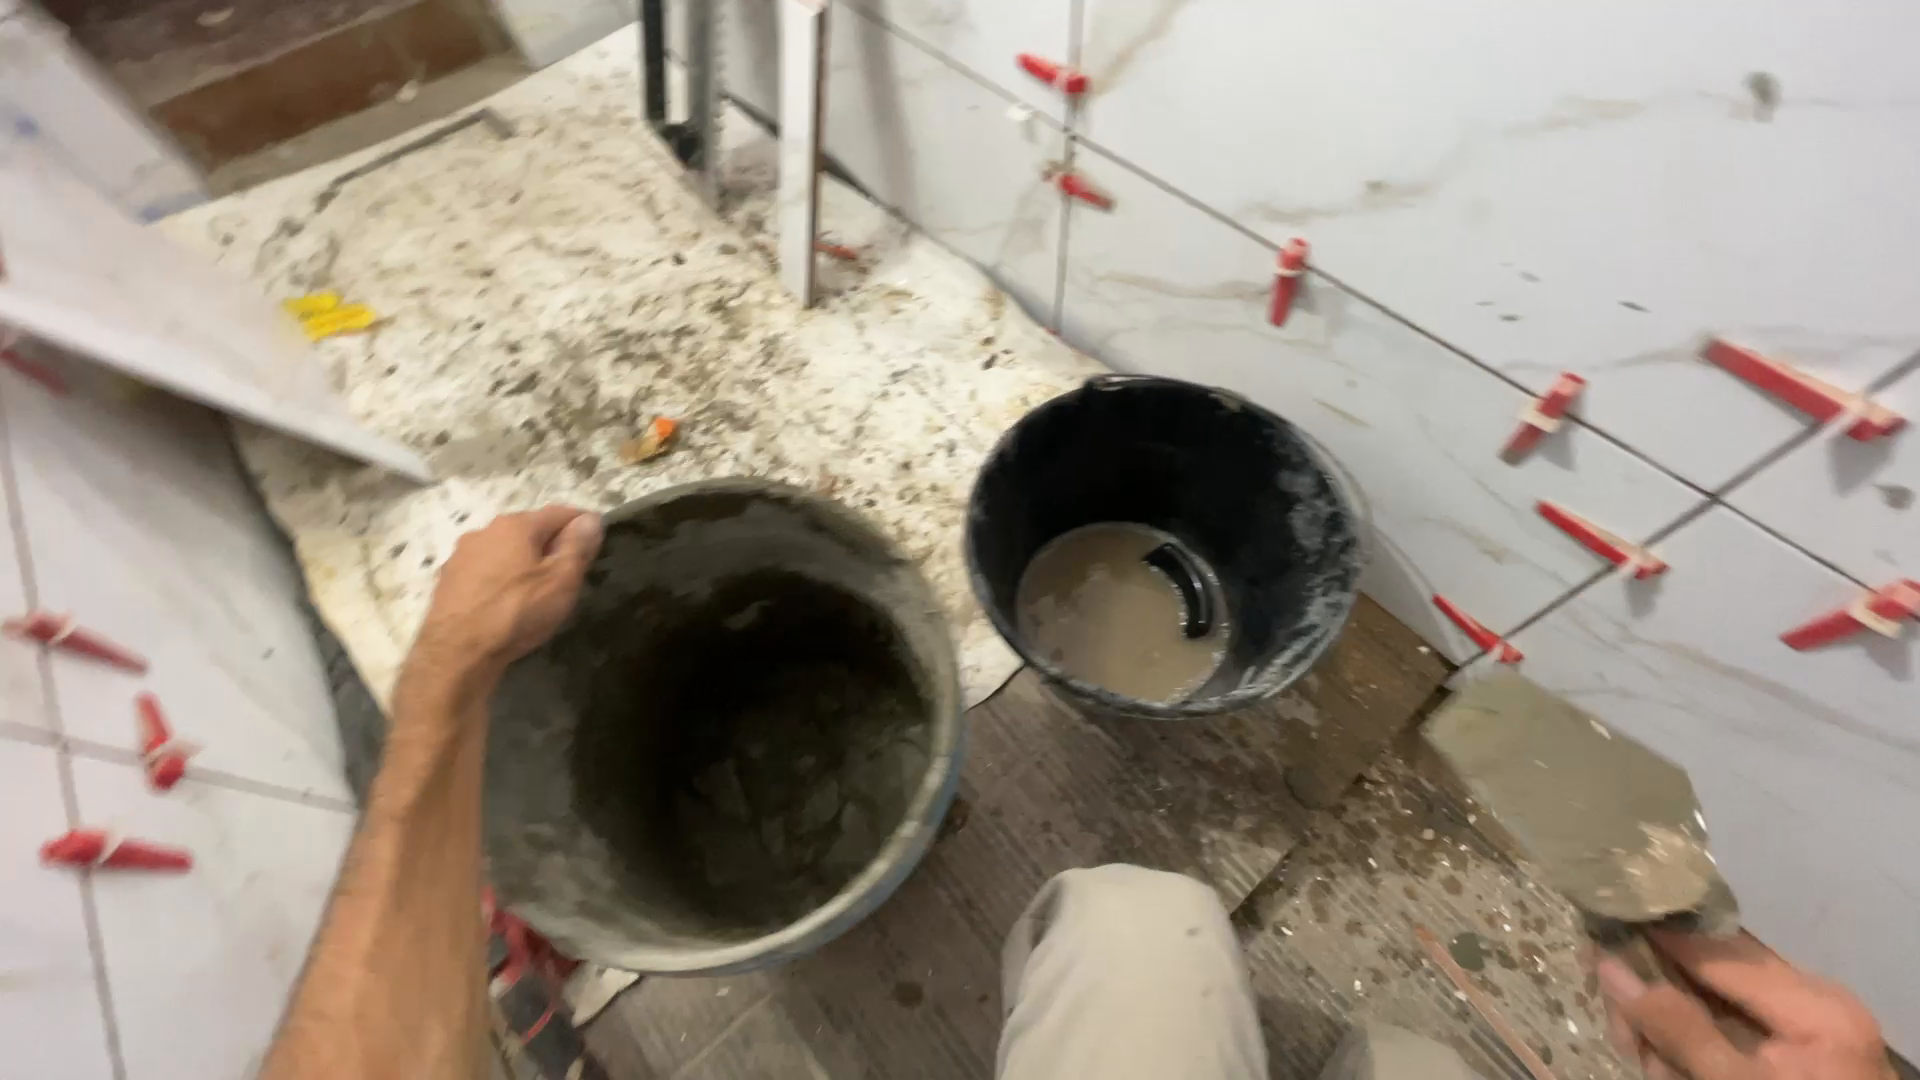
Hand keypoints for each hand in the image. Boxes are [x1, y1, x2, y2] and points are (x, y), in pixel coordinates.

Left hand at [407, 506, 602, 692]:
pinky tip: (509, 601)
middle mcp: (485, 531)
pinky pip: (486, 569)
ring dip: (525, 560)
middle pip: (530, 529)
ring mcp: (462, 555)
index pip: (560, 512)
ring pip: (506, 549)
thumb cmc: (517, 611)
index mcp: (516, 526)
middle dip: (552, 544)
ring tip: (538, 589)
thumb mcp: (561, 580)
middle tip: (570, 572)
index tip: (597, 544)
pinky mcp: (448, 580)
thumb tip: (590, 519)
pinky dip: (502, 577)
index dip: (583, 525)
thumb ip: (578, 546)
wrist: (456, 653)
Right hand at [1597, 929, 1894, 1079]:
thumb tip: (1604, 960)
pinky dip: (1684, 1033)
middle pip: (1697, 960)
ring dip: (1660, 1020)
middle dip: (1650, 995)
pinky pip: (1716, 1010)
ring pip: (1698, 985)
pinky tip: (1669, 1065)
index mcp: (1813, 1002)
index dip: (1640, 936)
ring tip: (1644, 1060)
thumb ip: (1672, 1025)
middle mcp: (1811, 993)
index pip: (1702, 942)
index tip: (1588, 943)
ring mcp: (1803, 1013)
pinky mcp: (1793, 1033)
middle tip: (1622, 1035)